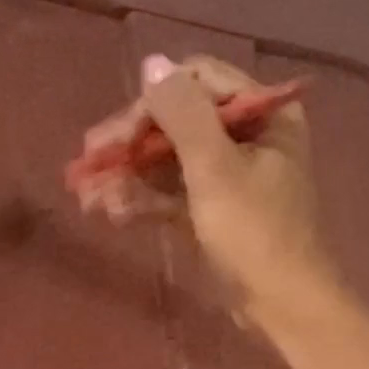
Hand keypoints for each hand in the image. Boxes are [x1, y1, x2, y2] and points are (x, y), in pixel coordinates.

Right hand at [76, 54, 337, 325]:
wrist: (284, 306)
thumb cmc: (256, 234)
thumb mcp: (216, 169)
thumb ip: (183, 113)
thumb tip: (151, 62)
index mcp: (264, 113)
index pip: (197, 84)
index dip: (151, 104)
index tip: (116, 136)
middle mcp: (249, 136)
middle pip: (178, 124)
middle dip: (130, 147)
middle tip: (84, 166)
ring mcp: (231, 177)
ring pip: (171, 163)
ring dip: (129, 178)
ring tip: (89, 200)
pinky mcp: (217, 213)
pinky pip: (175, 195)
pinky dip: (146, 202)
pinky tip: (113, 214)